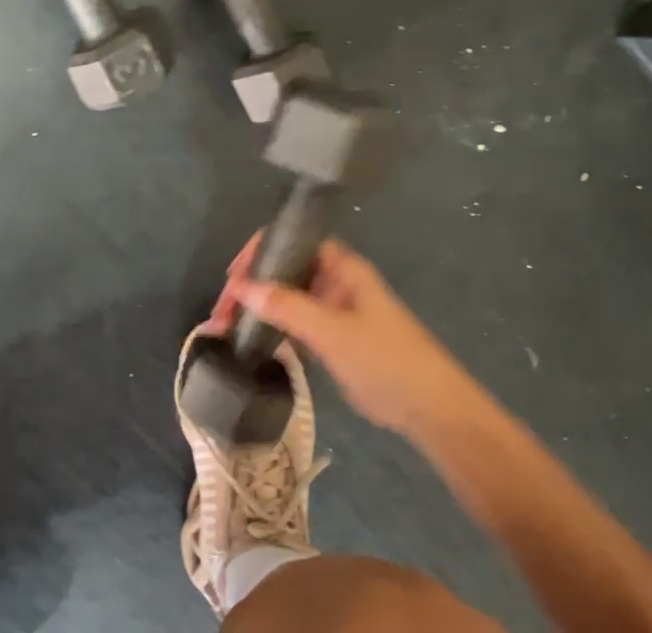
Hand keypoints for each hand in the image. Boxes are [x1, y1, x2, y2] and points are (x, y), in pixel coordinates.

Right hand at [210, 235, 486, 437]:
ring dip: (255, 309)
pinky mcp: (330, 340)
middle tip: (220, 311)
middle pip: (283, 270)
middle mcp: (335, 283)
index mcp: (343, 268)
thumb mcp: (333, 332)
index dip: (260, 251)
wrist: (431, 410)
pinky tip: (247, 341)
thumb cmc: (387, 360)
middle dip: (249, 285)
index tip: (233, 276)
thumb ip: (286, 307)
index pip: (293, 241)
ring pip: (284, 299)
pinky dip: (268, 329)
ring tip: (224, 327)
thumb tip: (239, 287)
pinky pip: (292, 324)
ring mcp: (332, 312)